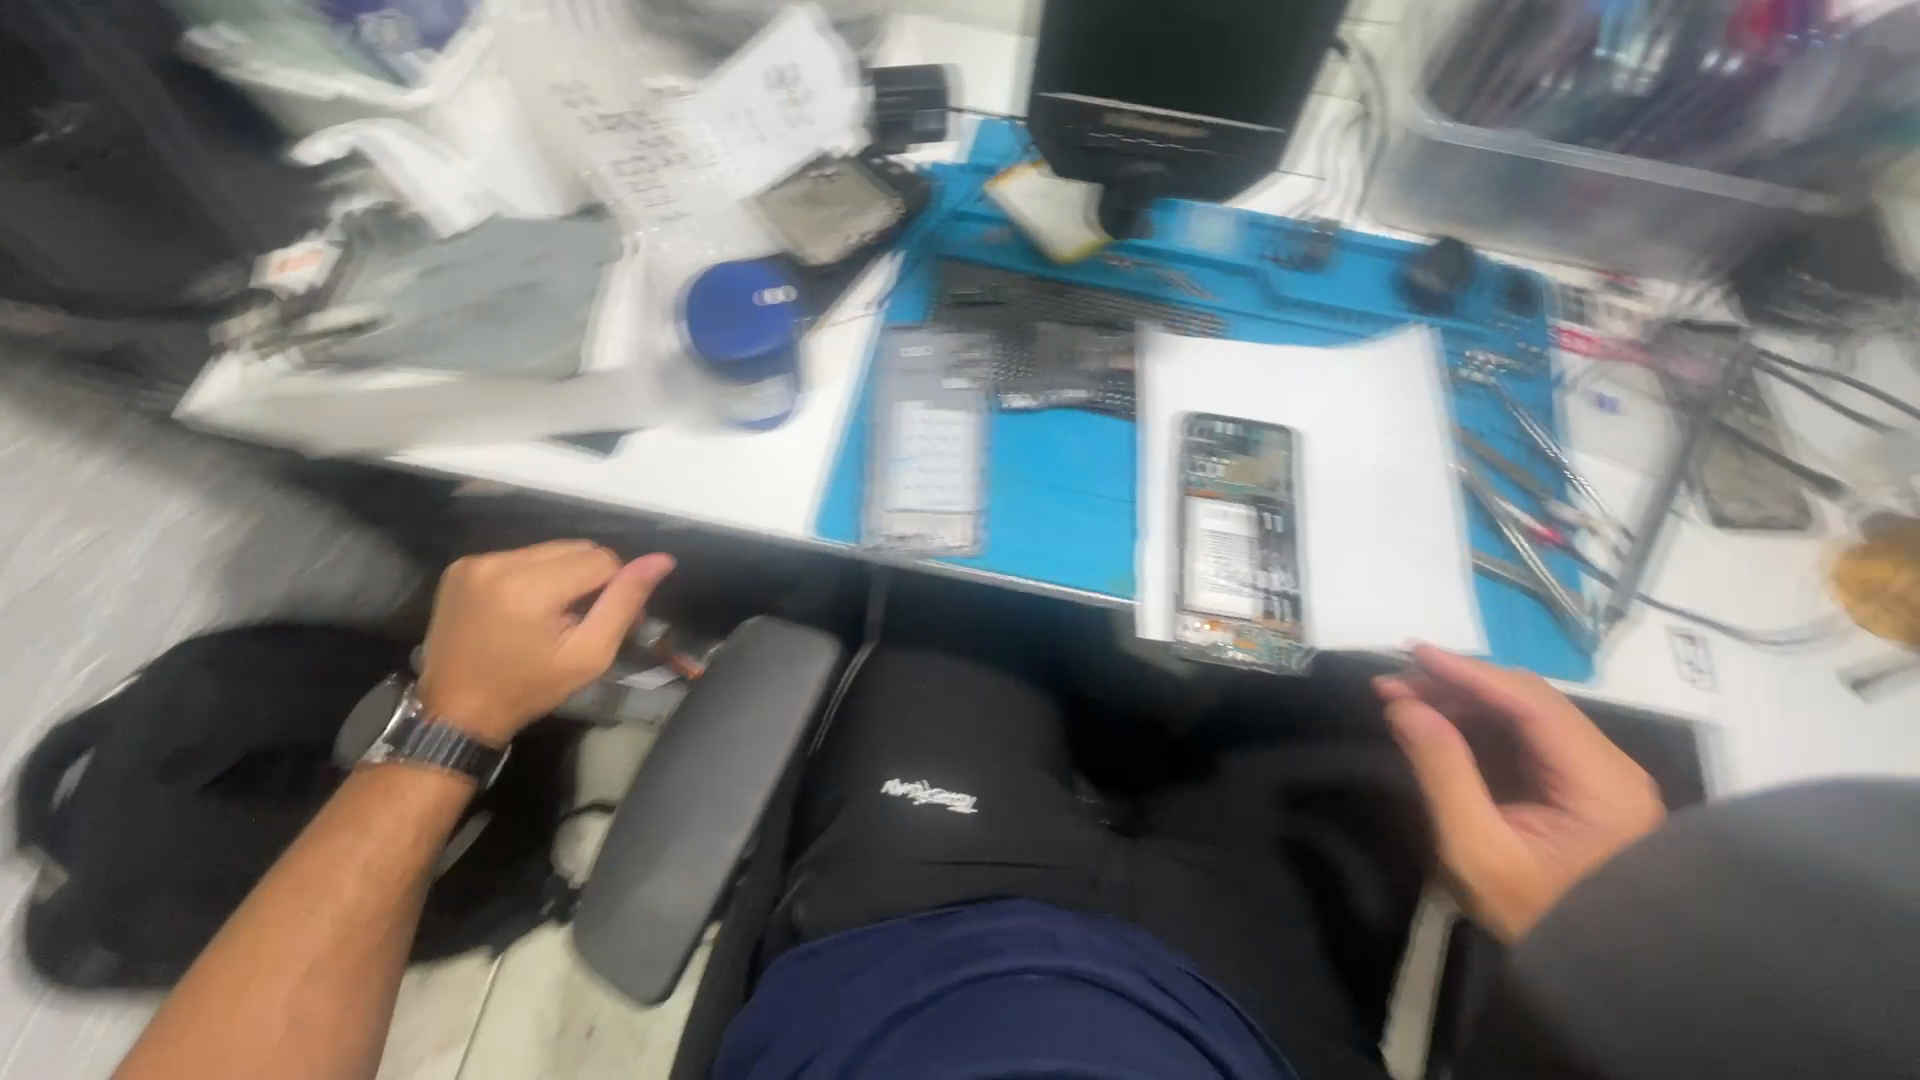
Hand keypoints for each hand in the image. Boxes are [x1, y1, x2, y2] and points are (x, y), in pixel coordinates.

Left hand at [417, 541, 674, 743]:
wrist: (456, 711)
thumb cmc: (530, 688)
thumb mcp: (590, 654)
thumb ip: (625, 602)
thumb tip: (662, 560)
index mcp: (530, 587)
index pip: (602, 559)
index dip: (614, 588)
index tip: (604, 622)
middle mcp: (500, 562)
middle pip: (577, 548)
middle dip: (589, 579)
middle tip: (580, 619)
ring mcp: (476, 561)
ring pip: (551, 549)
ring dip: (564, 575)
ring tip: (553, 614)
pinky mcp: (462, 566)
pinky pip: (522, 556)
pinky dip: (535, 576)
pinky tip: (526, 607)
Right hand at [1375, 645, 1664, 941]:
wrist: (1594, 974)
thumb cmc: (1534, 916)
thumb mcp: (1474, 849)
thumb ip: (1441, 770)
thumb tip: (1404, 706)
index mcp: (1600, 783)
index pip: (1530, 703)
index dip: (1468, 672)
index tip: (1412, 653)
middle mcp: (1611, 767)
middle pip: (1529, 700)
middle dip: (1457, 683)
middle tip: (1392, 685)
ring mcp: (1602, 776)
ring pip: (1528, 713)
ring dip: (1465, 700)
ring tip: (1405, 700)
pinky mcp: (1587, 787)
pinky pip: (1530, 736)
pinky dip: (1481, 721)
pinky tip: (1442, 720)